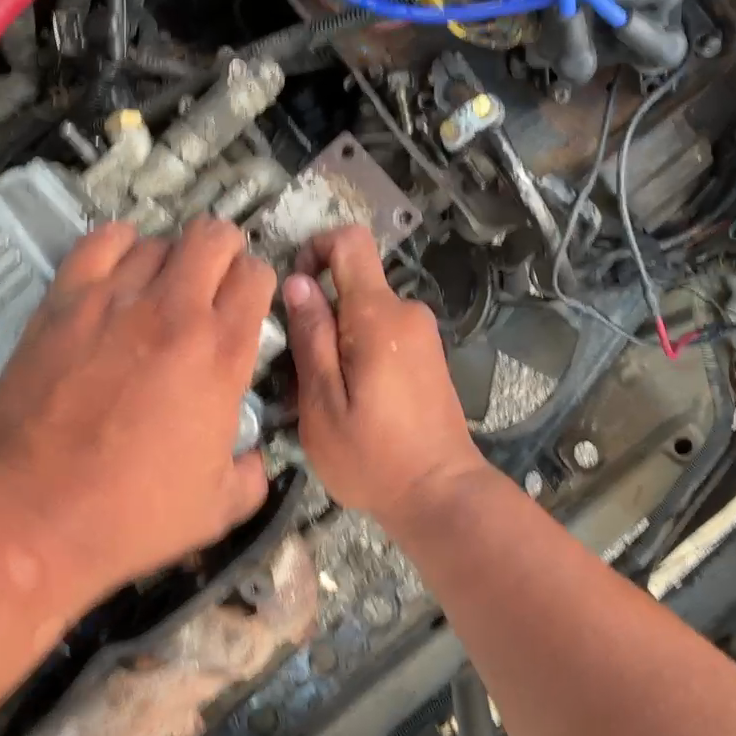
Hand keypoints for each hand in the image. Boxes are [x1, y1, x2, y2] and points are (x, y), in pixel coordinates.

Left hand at [0, 217, 275, 599]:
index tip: (246, 303)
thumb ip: (251, 474)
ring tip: (160, 284)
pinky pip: (101, 241)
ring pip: (159, 240)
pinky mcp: (65, 301)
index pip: (257, 276)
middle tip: (214, 278)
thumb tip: (254, 458)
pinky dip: (120, 244)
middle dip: (224, 250)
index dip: (257, 283)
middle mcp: (176, 312)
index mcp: (223, 353)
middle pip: (214, 237)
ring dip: (170, 256)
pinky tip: (120, 267)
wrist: (36, 513)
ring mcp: (116, 300)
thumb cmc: (133, 514)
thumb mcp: (219, 508)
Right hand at [282, 226, 489, 524]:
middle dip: (319, 310)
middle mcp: (406, 312)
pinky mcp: (427, 356)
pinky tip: (351, 399)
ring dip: (337, 337)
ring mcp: (422, 334)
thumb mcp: (323, 403)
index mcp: (379, 315)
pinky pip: (383, 333)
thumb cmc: (374, 457)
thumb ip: (311, 337)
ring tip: (321, 393)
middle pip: (354, 282)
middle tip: (298, 367)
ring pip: (365, 312)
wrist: (441, 494)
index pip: (350, 241)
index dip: (315, 248)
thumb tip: (297, 282)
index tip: (294, 290)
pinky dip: (359, 351)